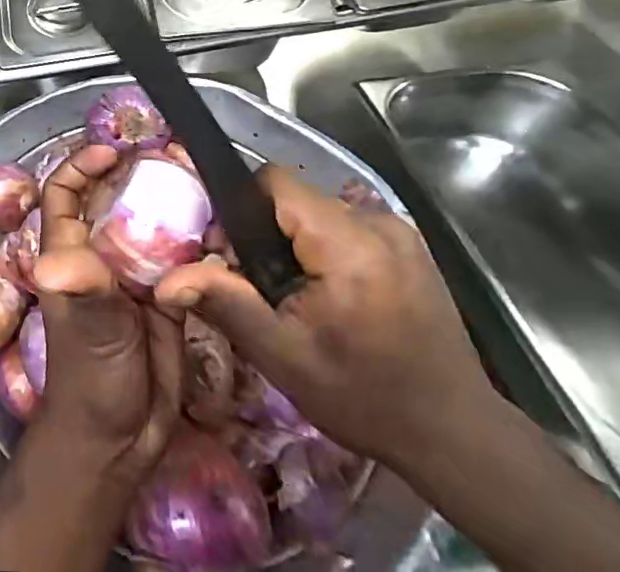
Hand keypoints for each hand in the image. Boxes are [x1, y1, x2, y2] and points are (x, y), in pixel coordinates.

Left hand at [30, 144, 182, 484]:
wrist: (120, 435)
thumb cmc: (91, 378)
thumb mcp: (88, 331)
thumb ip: (81, 294)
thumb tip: (58, 262)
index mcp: (71, 252)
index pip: (65, 194)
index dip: (81, 167)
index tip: (114, 151)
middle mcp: (100, 257)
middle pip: (115, 203)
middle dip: (139, 178)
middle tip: (179, 160)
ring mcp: (133, 277)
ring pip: (151, 228)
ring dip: (174, 208)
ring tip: (208, 186)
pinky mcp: (167, 299)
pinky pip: (183, 261)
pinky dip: (200, 244)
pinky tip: (226, 231)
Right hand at [155, 165, 498, 465]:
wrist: (456, 436)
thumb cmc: (364, 396)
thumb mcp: (282, 355)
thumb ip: (224, 303)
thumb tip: (163, 282)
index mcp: (350, 244)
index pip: (273, 183)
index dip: (237, 209)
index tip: (227, 255)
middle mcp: (379, 223)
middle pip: (291, 199)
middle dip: (259, 232)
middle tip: (251, 285)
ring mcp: (398, 234)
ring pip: (312, 212)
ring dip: (286, 242)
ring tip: (286, 295)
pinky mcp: (406, 249)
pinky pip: (339, 227)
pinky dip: (316, 250)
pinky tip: (318, 295)